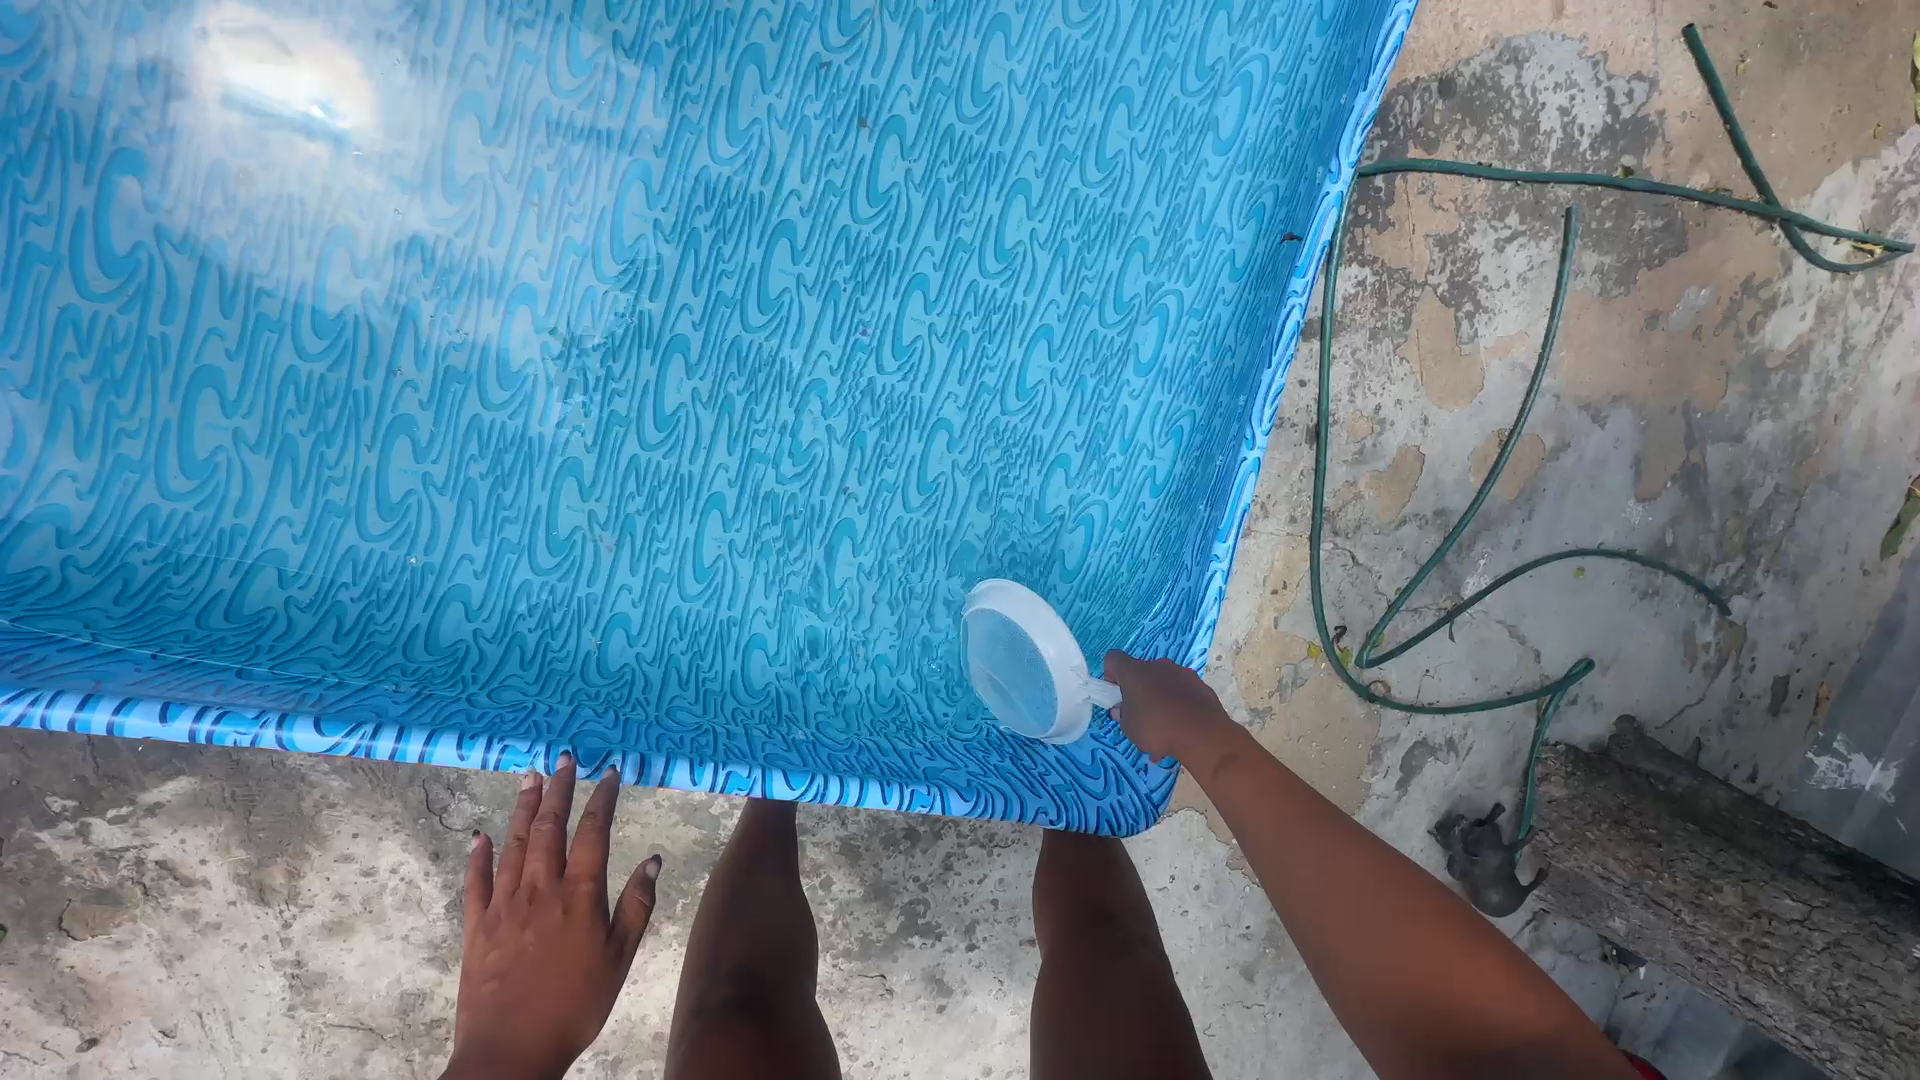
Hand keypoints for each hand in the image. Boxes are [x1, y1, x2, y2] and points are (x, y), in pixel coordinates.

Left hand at [442, 753, 662, 1079]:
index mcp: (579, 895)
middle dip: (559, 790)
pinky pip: (475, 883)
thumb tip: (654, 859)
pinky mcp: (476, 927)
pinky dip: (479, 856)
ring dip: (524, 808)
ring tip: (530, 777)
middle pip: (550, 828)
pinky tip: (482, 836)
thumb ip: (637, 905)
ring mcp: (503, 906)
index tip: (610, 773)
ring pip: (515, 844)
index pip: (593, 833)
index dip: (602, 799)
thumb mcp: (620, 957)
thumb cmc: (576, 1004)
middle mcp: (540, 890)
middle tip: (564, 759)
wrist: (510, 1052)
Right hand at [1103, 651, 1246, 777]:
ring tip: (1164, 731)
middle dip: (1139, 691)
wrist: (1202, 734)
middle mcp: (1158, 666)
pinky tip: (1182, 731)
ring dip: (1160, 700)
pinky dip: (1179, 708)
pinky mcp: (1201, 686)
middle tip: (1140, 716)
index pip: (1114, 658)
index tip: (1115, 693)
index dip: (1111, 673)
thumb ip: (1123, 715)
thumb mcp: (1129, 728)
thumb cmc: (1156, 727)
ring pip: (1164, 684)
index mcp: (1134, 671)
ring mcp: (1183, 673)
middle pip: (1142, 673)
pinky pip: (1183, 694)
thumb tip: (1122, 710)